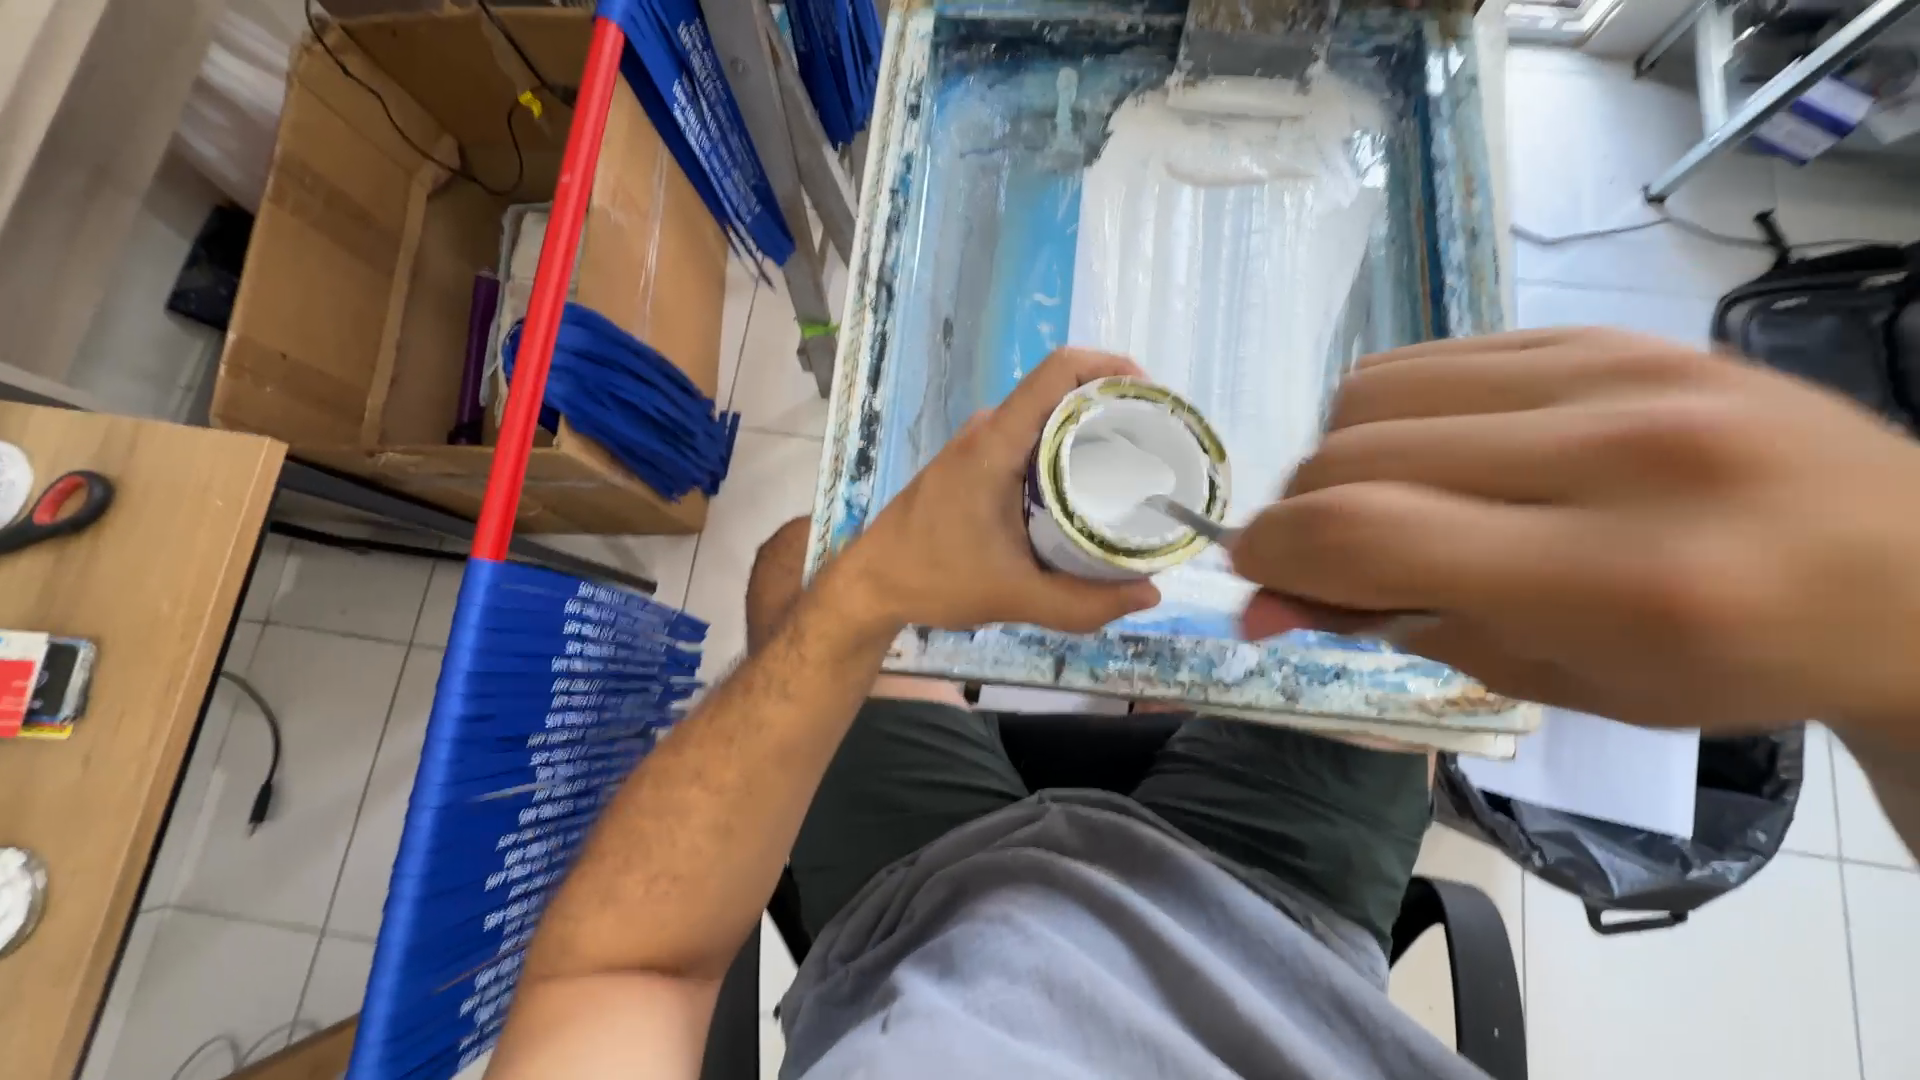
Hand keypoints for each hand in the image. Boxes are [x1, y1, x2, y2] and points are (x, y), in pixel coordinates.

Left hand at [836, 349, 1161, 633]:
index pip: (1058, 371)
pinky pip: (1031, 438)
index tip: (1153, 399)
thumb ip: (1083, 604)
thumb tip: (1150, 595)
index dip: (1112, 367)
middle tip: (1157, 443)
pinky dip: (1065, 449)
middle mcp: (988, 430)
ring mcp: (978, 443)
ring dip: (1091, 430)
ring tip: (1136, 465)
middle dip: (1115, 406)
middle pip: (1061, 391)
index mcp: (996, 443)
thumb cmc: (934, 580)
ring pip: (1046, 417)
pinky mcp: (974, 462)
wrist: (872, 583)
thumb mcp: (1015, 598)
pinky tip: (1089, 487)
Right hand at [1228, 327, 1919, 737]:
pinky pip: (1423, 361)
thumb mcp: (1547, 678)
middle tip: (1320, 559)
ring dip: (1337, 461)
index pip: (1367, 534)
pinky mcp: (1602, 331)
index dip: (1274, 555)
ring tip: (1382, 502)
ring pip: (1368, 396)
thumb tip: (1261, 600)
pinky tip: (1426, 454)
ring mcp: (1613, 370)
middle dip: (1298, 517)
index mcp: (1618, 574)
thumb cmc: (1720, 662)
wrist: (1906, 571)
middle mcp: (1616, 450)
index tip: (1254, 579)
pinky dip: (1386, 417)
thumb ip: (1391, 627)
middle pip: (1351, 457)